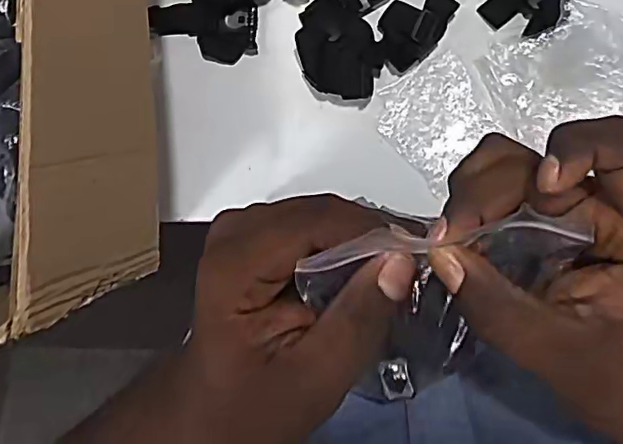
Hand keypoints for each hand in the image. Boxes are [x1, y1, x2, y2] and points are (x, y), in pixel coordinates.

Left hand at [65, 194, 411, 443]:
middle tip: (406, 267)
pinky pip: (304, 221)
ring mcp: (239, 227)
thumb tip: (398, 262)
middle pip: (316, 211)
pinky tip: (355, 270)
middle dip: (366, 235)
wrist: (211, 411)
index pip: (316, 221)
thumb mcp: (314, 378)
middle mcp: (233, 229)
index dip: (369, 231)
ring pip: (315, 212)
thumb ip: (357, 318)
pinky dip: (336, 241)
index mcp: (235, 261)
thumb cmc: (253, 404)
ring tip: (386, 271)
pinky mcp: (249, 233)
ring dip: (354, 236)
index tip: (412, 253)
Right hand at [429, 118, 622, 443]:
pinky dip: (469, 199)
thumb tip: (443, 257)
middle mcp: (601, 205)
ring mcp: (566, 206)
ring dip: (472, 188)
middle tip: (459, 232)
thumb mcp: (565, 357)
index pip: (622, 149)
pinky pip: (494, 182)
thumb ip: (501, 310)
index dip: (579, 147)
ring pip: (509, 161)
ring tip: (456, 231)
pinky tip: (460, 233)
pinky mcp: (537, 216)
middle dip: (490, 189)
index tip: (544, 187)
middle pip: (537, 155)